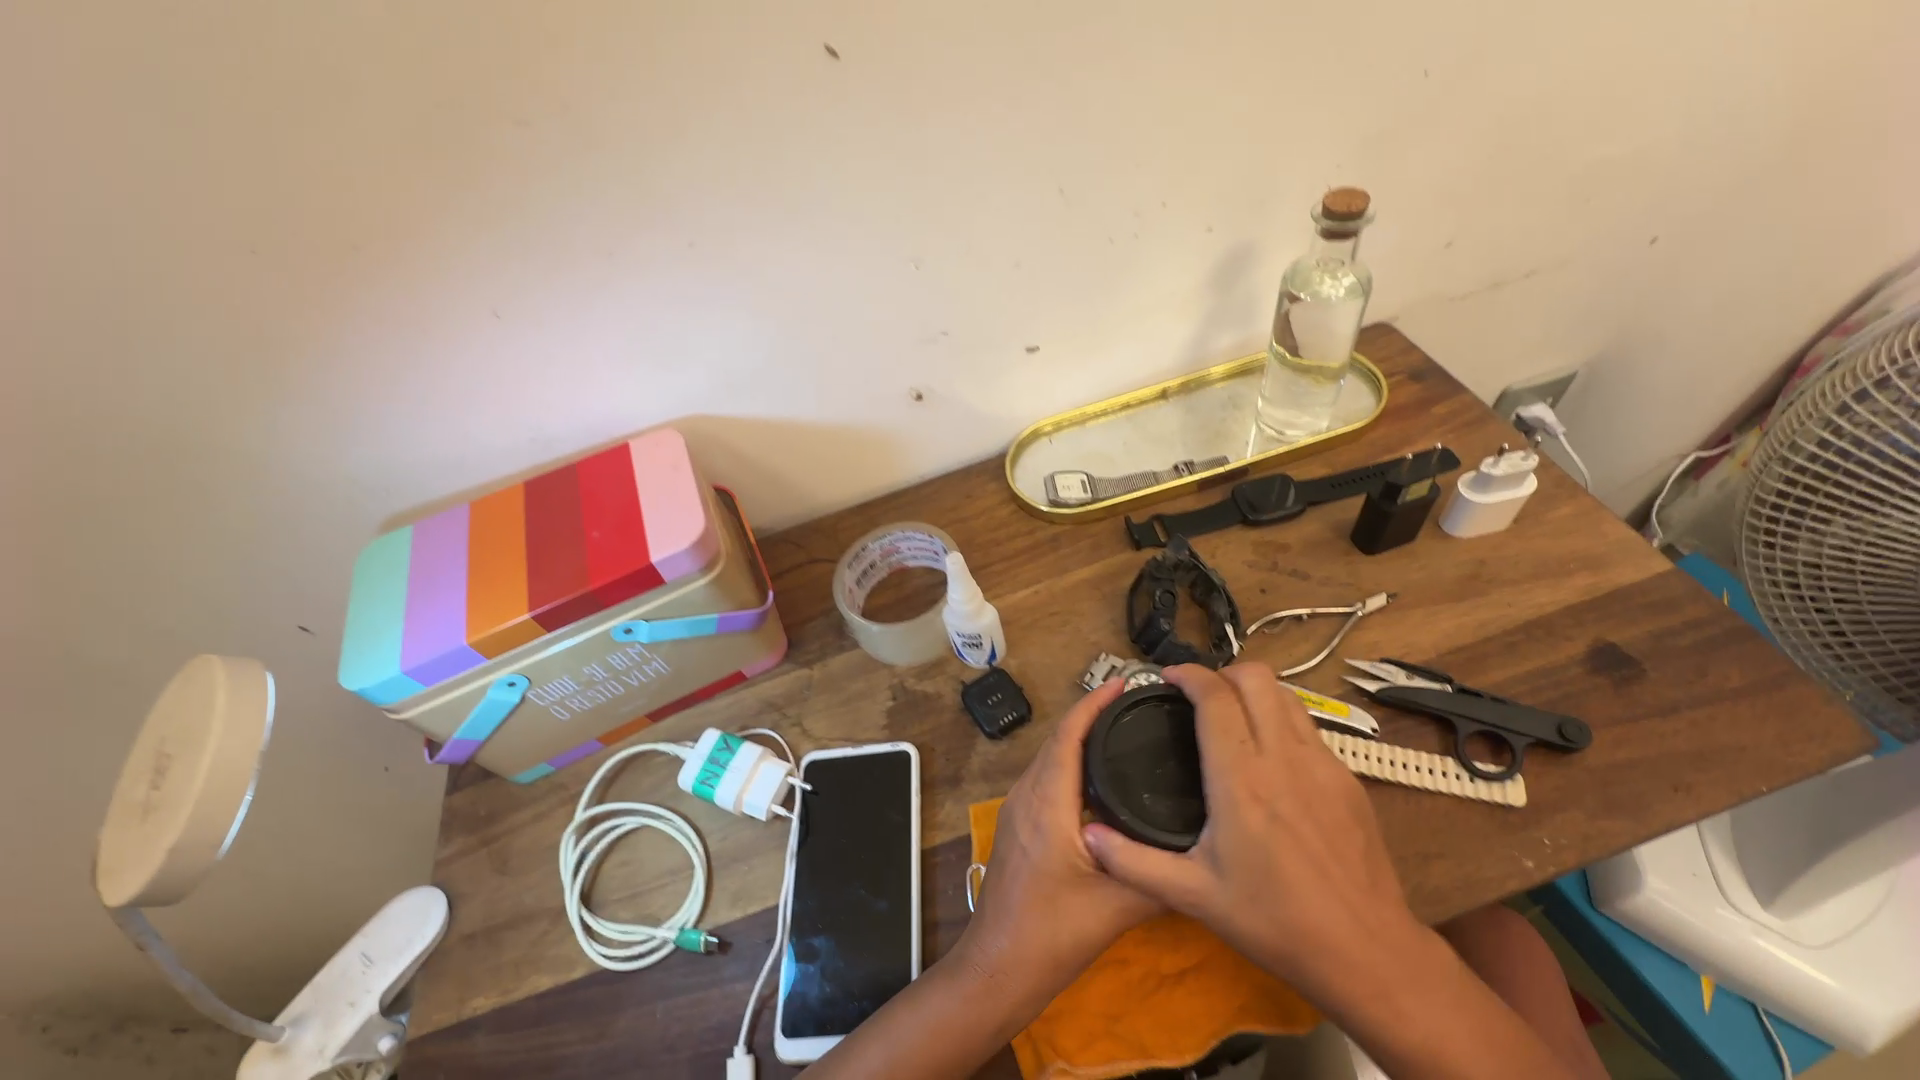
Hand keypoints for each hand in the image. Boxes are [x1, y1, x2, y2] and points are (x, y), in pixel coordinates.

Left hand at [956, 677, 1162, 996]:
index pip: (1069, 733)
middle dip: (1094, 716)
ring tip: (1127, 735)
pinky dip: (1073, 766)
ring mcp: (1017, 811)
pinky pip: (1047, 780)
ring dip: (1082, 741)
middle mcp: (1027, 794)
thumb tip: (1200, 850)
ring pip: (1051, 760)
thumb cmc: (1053, 933)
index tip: (1128, 682)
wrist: (999, 967)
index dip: (1096, 703)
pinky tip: (1103, 783)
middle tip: (1139, 708)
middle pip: (1059, 740)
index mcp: (1047, 800)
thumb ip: (1159, 873)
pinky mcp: (1018, 827)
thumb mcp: (1118, 904)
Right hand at [1081, 662, 1419, 1001]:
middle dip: (1222, 674)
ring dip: (1254, 692)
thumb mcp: (1194, 896)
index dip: (1189, 675)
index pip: (1215, 697)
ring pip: (1288, 696)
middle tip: (1197, 697)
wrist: (1364, 949)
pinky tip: (1269, 758)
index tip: (1168, 678)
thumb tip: (1089, 836)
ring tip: (1231, 717)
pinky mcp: (1348, 779)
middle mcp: (1284, 758)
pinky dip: (1281, 721)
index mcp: (1241, 779)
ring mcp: (1324, 764)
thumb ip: (1134, 862)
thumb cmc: (1273, 921)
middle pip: (1256, 678)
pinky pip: (1309, 728)